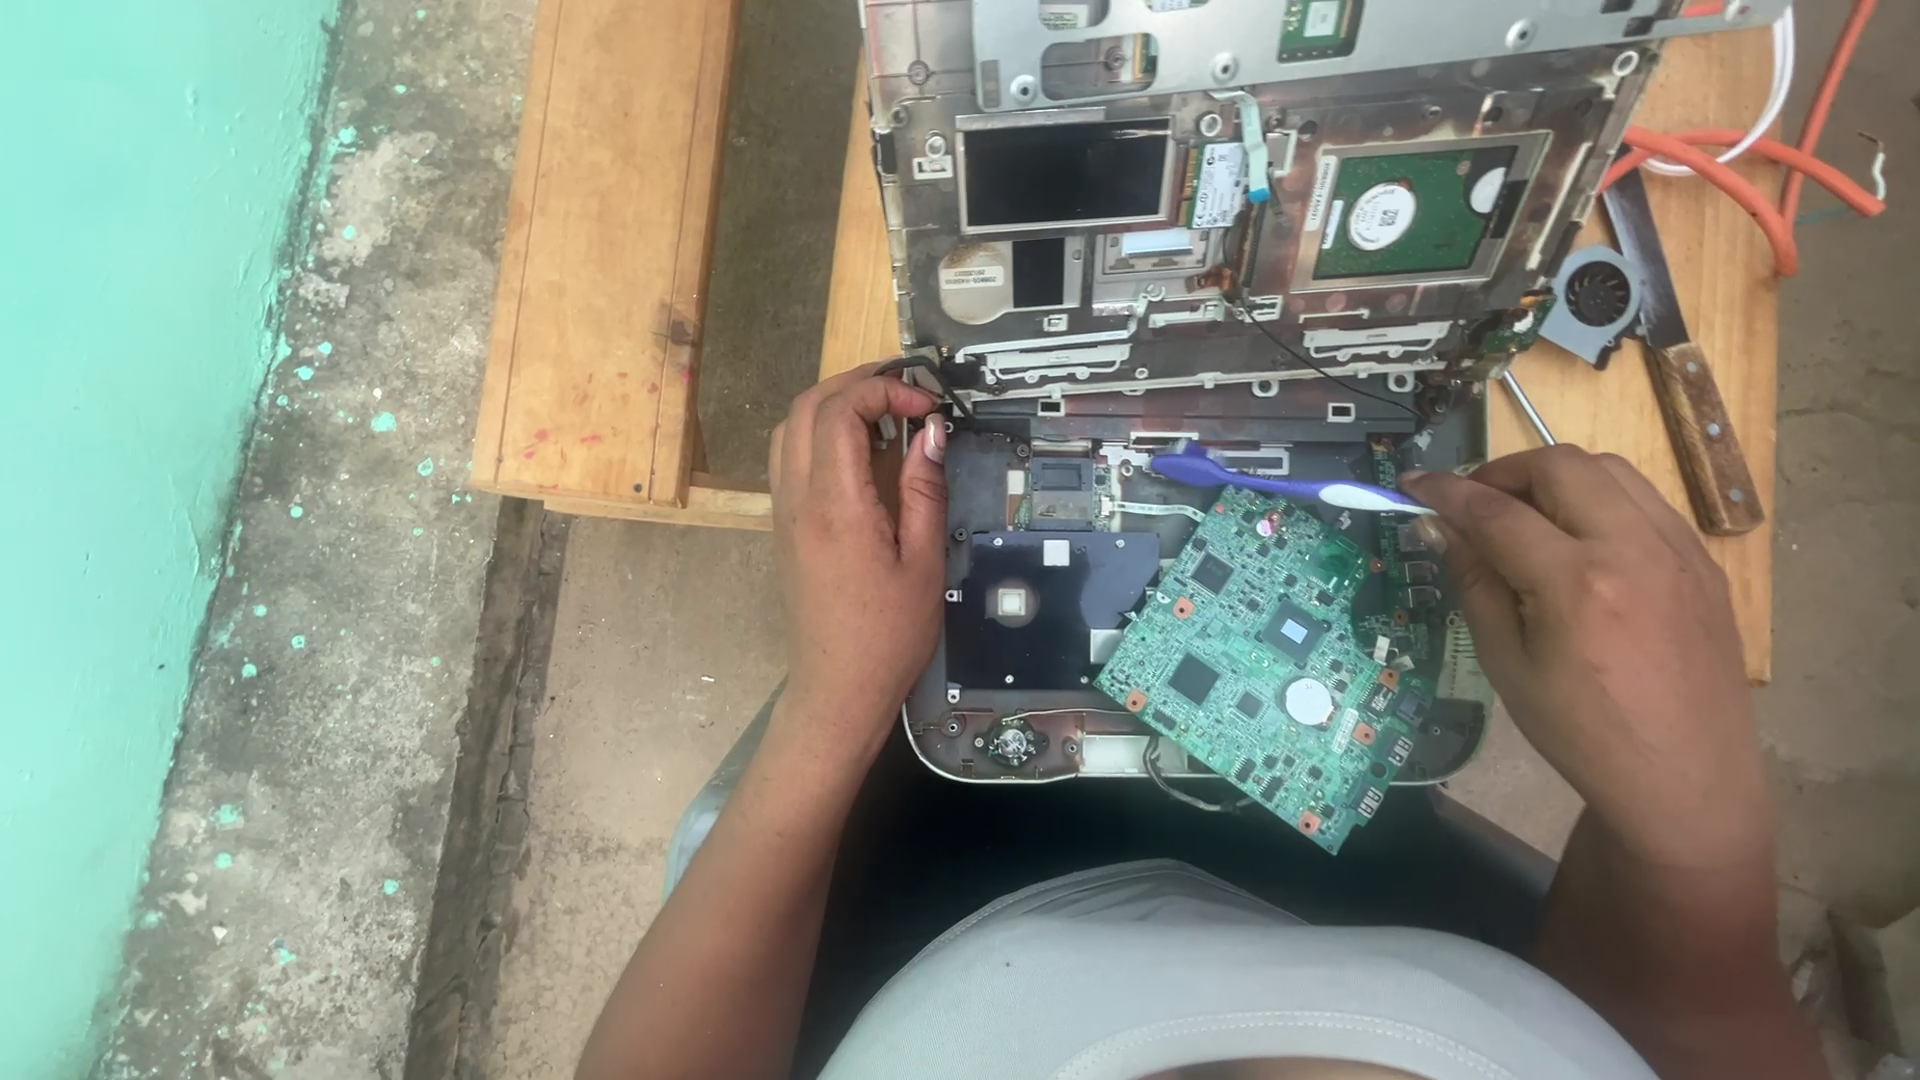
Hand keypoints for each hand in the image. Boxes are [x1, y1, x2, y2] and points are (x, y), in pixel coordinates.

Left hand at [768, 365, 947, 748]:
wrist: (837, 688)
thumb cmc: (889, 635)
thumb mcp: (924, 563)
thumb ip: (924, 491)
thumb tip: (931, 432)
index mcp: (835, 506)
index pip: (840, 413)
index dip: (884, 391)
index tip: (927, 407)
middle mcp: (797, 499)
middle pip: (806, 408)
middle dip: (855, 384)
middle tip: (904, 391)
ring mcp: (783, 512)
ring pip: (788, 428)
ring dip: (831, 405)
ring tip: (882, 413)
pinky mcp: (783, 527)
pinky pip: (787, 457)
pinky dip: (818, 433)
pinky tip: (857, 453)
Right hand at [1401, 447, 1771, 870]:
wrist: (1684, 776)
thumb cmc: (1577, 729)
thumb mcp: (1504, 659)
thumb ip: (1474, 580)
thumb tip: (1439, 526)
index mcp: (1576, 583)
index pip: (1496, 511)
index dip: (1445, 490)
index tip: (1411, 482)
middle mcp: (1634, 550)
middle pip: (1560, 466)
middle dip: (1501, 472)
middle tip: (1470, 504)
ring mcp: (1679, 551)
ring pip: (1608, 469)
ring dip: (1551, 477)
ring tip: (1520, 514)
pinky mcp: (1703, 562)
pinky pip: (1642, 499)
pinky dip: (1595, 497)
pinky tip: (1572, 536)